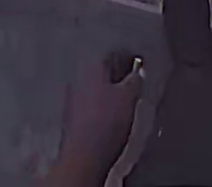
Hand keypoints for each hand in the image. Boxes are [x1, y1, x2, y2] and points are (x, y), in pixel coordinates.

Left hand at [48, 53, 143, 186]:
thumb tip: (138, 73)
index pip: (112, 52)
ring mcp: (72, 100)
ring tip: (125, 99)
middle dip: (118, 74)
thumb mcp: (130, 96)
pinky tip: (112, 115)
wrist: (84, 159)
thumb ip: (135, 79)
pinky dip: (102, 106)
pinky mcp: (73, 120)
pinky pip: (91, 105)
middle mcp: (77, 79)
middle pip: (102, 70)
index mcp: (90, 66)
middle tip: (134, 80)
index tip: (139, 62)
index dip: (128, 56)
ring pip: (96, 88)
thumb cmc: (105, 123)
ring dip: (110, 91)